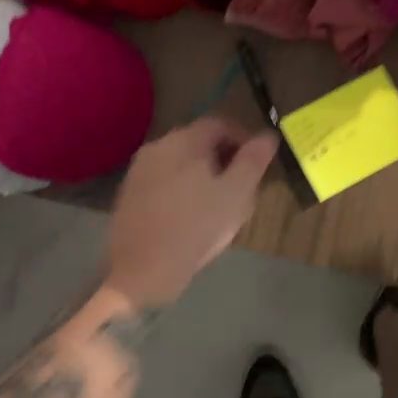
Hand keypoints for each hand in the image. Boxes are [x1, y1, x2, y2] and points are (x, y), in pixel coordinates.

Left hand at [104, 118, 279, 308]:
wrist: (139, 273)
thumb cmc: (194, 229)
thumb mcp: (235, 195)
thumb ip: (253, 161)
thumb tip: (268, 135)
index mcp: (183, 141)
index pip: (220, 124)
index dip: (244, 139)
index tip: (258, 165)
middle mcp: (157, 147)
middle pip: (199, 142)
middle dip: (224, 160)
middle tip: (242, 189)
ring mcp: (139, 171)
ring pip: (182, 163)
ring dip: (204, 177)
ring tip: (219, 208)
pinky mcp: (129, 195)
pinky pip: (165, 181)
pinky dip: (183, 190)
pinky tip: (191, 218)